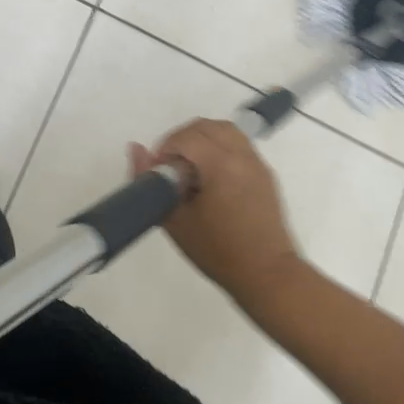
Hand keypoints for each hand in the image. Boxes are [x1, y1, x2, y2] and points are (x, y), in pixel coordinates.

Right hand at [128, 118, 305, 309]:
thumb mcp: (174, 220)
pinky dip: (219, 147)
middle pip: (205, 127)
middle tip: (170, 167)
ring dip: (202, 139)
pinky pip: (238, 144)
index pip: (185, 137)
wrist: (268, 275)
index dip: (165, 148)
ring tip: (190, 167)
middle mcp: (241, 156)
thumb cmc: (218, 251)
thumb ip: (150, 181)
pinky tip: (211, 176)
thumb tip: (135, 148)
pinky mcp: (265, 174)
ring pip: (224, 130)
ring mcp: (257, 163)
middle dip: (182, 139)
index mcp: (220, 165)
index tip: (158, 173)